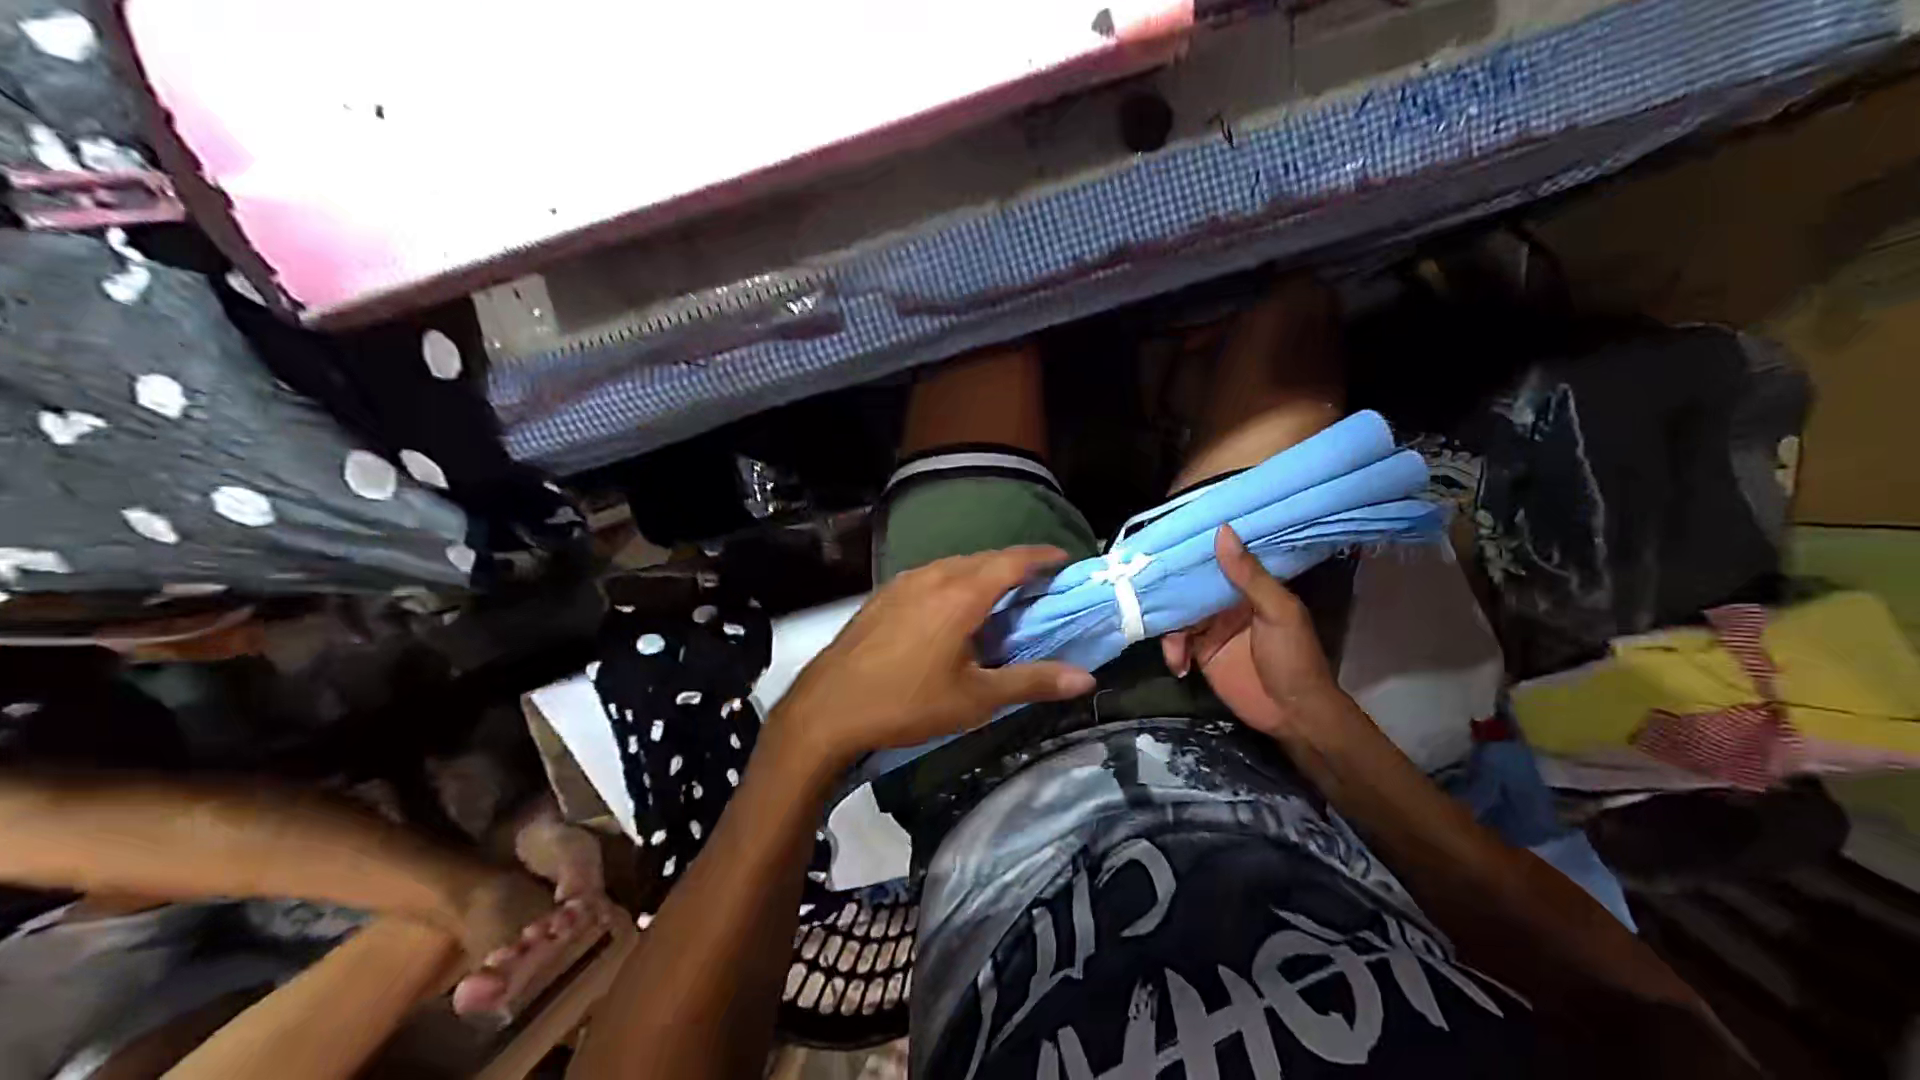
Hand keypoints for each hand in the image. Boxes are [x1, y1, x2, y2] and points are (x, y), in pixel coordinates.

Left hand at [774, 546, 1097, 764]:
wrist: (827, 709)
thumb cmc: (908, 703)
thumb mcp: (976, 698)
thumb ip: (1032, 682)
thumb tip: (1086, 678)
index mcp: (961, 593)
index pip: (1014, 560)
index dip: (1044, 557)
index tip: (1067, 562)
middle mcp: (933, 576)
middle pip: (985, 559)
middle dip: (1016, 567)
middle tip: (1039, 589)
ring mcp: (902, 582)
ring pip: (954, 566)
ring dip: (982, 575)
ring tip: (999, 600)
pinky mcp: (882, 595)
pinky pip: (930, 577)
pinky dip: (953, 584)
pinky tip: (951, 613)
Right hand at [1161, 527, 1354, 740]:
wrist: (1293, 715)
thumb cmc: (1293, 658)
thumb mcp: (1277, 612)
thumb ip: (1249, 575)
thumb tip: (1222, 531)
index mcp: (1249, 586)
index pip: (1217, 559)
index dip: (1194, 550)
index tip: (1166, 542)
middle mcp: (1227, 601)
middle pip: (1190, 586)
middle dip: (1170, 591)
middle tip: (1147, 591)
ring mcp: (1212, 626)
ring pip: (1178, 613)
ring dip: (1169, 627)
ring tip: (1175, 646)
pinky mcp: (1201, 652)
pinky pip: (1176, 642)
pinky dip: (1172, 651)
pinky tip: (1179, 665)